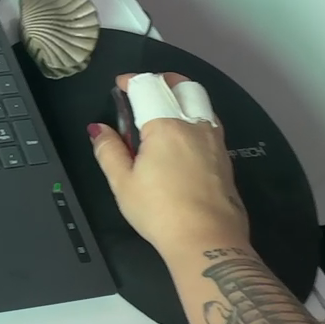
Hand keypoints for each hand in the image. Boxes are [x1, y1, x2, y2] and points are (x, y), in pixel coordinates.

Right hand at [87, 72, 249, 256]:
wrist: (208, 243)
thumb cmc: (161, 212)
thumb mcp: (122, 182)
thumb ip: (108, 149)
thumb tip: (98, 129)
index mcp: (166, 127)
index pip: (148, 87)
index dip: (130, 81)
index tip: (120, 84)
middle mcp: (195, 126)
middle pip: (183, 86)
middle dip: (162, 80)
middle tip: (144, 88)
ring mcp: (215, 142)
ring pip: (202, 102)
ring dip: (182, 96)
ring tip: (164, 107)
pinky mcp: (226, 159)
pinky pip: (210, 123)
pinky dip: (194, 115)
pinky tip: (182, 134)